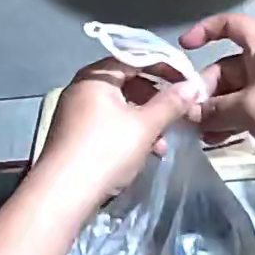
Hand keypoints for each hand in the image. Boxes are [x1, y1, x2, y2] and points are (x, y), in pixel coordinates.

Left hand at [35, 57, 206, 208]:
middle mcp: (83, 88)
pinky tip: (145, 152)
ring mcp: (76, 113)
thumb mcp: (145, 126)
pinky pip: (109, 122)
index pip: (136, 58)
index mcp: (96, 76)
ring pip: (120, 105)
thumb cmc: (105, 151)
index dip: (166, 67)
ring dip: (146, 119)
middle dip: (157, 97)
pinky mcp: (75, 136)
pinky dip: (130, 131)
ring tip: (163, 140)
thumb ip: (171, 103)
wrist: (60, 197)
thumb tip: (194, 85)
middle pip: (128, 81)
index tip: (188, 81)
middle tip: (178, 109)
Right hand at [180, 14, 254, 179]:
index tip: (184, 48)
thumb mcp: (250, 108)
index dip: (207, 29)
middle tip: (188, 117)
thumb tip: (189, 111)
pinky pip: (247, 115)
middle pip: (228, 67)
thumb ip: (215, 108)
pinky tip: (215, 142)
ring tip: (198, 135)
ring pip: (236, 95)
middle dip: (206, 88)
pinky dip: (230, 124)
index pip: (233, 25)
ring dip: (215, 111)